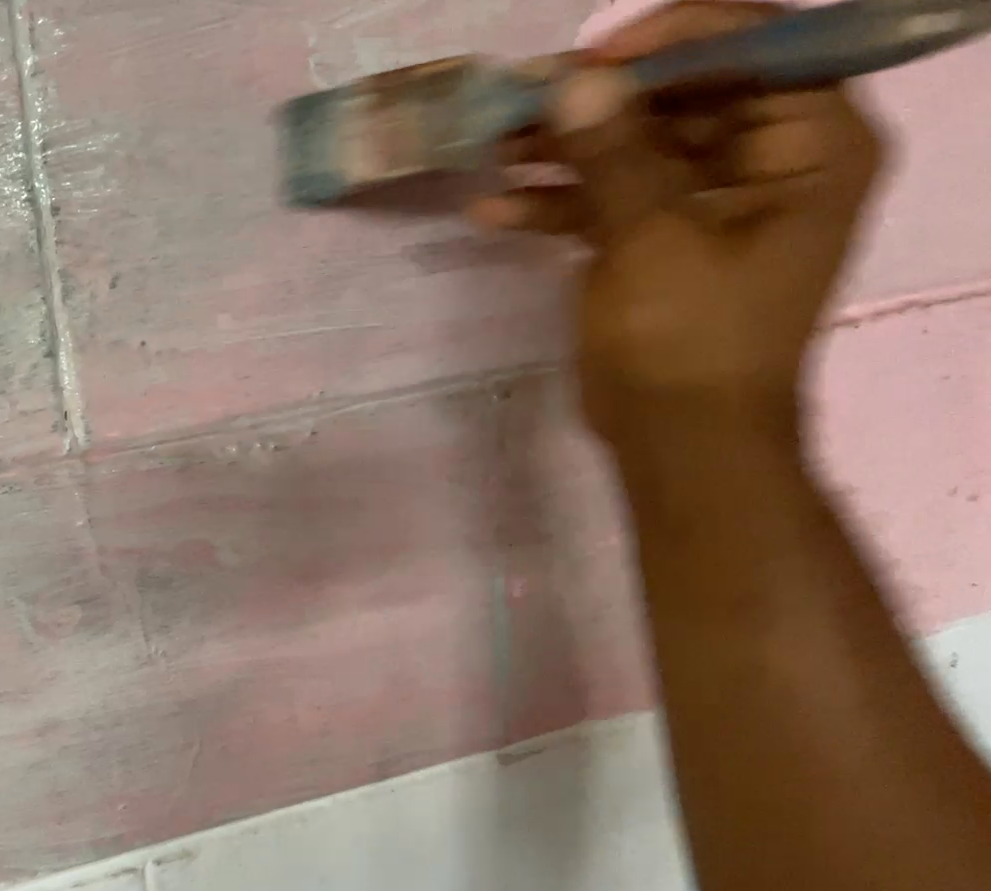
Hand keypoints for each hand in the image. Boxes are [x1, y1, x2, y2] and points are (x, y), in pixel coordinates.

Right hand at [468, 0, 886, 448]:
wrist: (678, 436)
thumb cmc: (689, 336)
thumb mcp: (653, 238)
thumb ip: (614, 154)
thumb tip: (572, 80)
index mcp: (810, 145)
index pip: (756, 48)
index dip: (673, 40)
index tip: (588, 57)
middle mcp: (768, 162)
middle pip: (681, 99)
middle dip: (598, 101)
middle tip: (521, 101)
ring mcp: (704, 207)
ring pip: (632, 153)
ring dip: (564, 152)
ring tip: (495, 148)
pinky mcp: (653, 246)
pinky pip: (604, 206)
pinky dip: (553, 206)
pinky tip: (494, 210)